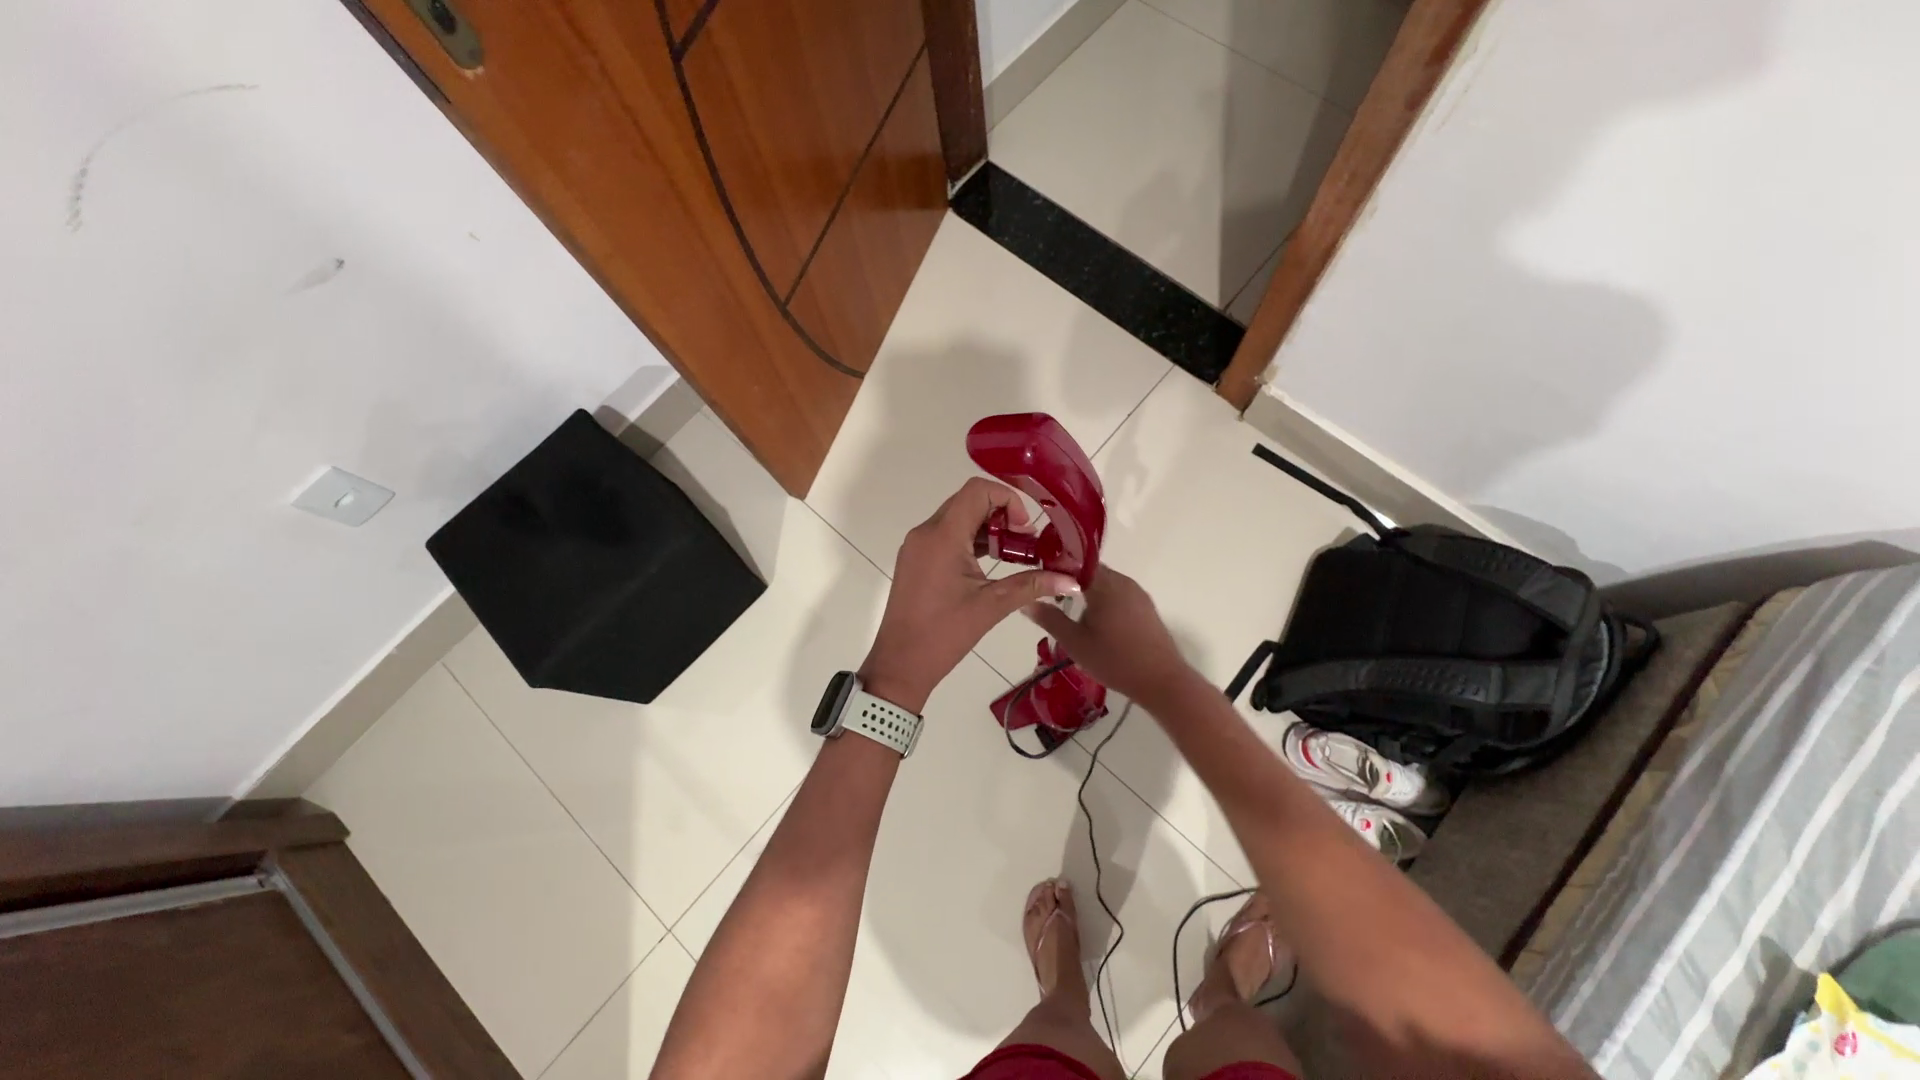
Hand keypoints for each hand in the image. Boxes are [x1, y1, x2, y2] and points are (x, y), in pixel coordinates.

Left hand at [858, 478, 1079, 713]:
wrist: (900, 663)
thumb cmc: (944, 634)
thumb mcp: (992, 606)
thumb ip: (1032, 585)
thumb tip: (1072, 580)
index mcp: (942, 536)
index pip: (978, 490)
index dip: (1008, 500)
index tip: (1024, 530)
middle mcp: (926, 532)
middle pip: (968, 501)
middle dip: (1002, 515)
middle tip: (1025, 544)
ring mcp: (917, 545)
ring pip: (958, 518)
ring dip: (988, 529)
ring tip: (1013, 556)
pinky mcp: (915, 559)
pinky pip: (946, 536)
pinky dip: (971, 542)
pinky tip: (991, 565)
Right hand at [1026, 566, 1198, 708]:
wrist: (1161, 681)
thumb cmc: (1114, 661)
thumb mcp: (1075, 642)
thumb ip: (1050, 619)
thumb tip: (1026, 602)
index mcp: (1105, 585)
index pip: (1076, 562)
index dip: (1057, 568)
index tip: (1041, 581)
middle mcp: (1123, 582)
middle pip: (1092, 571)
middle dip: (1072, 581)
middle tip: (1053, 600)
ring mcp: (1138, 594)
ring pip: (1107, 583)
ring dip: (1089, 592)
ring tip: (1073, 613)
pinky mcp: (1146, 607)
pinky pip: (1119, 594)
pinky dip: (1105, 601)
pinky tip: (1097, 623)